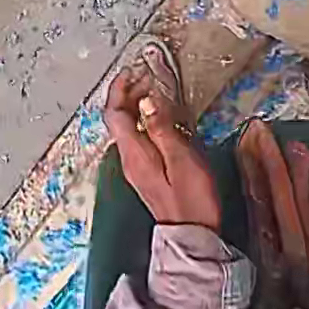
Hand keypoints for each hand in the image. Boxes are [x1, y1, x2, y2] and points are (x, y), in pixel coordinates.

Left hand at [103, 62, 221, 230]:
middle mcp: (130, 159)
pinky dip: (145, 120)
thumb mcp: (181, 159)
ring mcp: (137, 167)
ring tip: (156, 90)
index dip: (119, 89)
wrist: (193, 236)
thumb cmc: (192, 199)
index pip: (114, 115)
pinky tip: (162, 116)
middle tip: (148, 76)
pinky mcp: (147, 171)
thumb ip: (162, 128)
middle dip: (128, 93)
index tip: (133, 71)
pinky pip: (138, 137)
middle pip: (118, 120)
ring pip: (128, 128)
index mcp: (135, 154)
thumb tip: (147, 100)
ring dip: (137, 105)